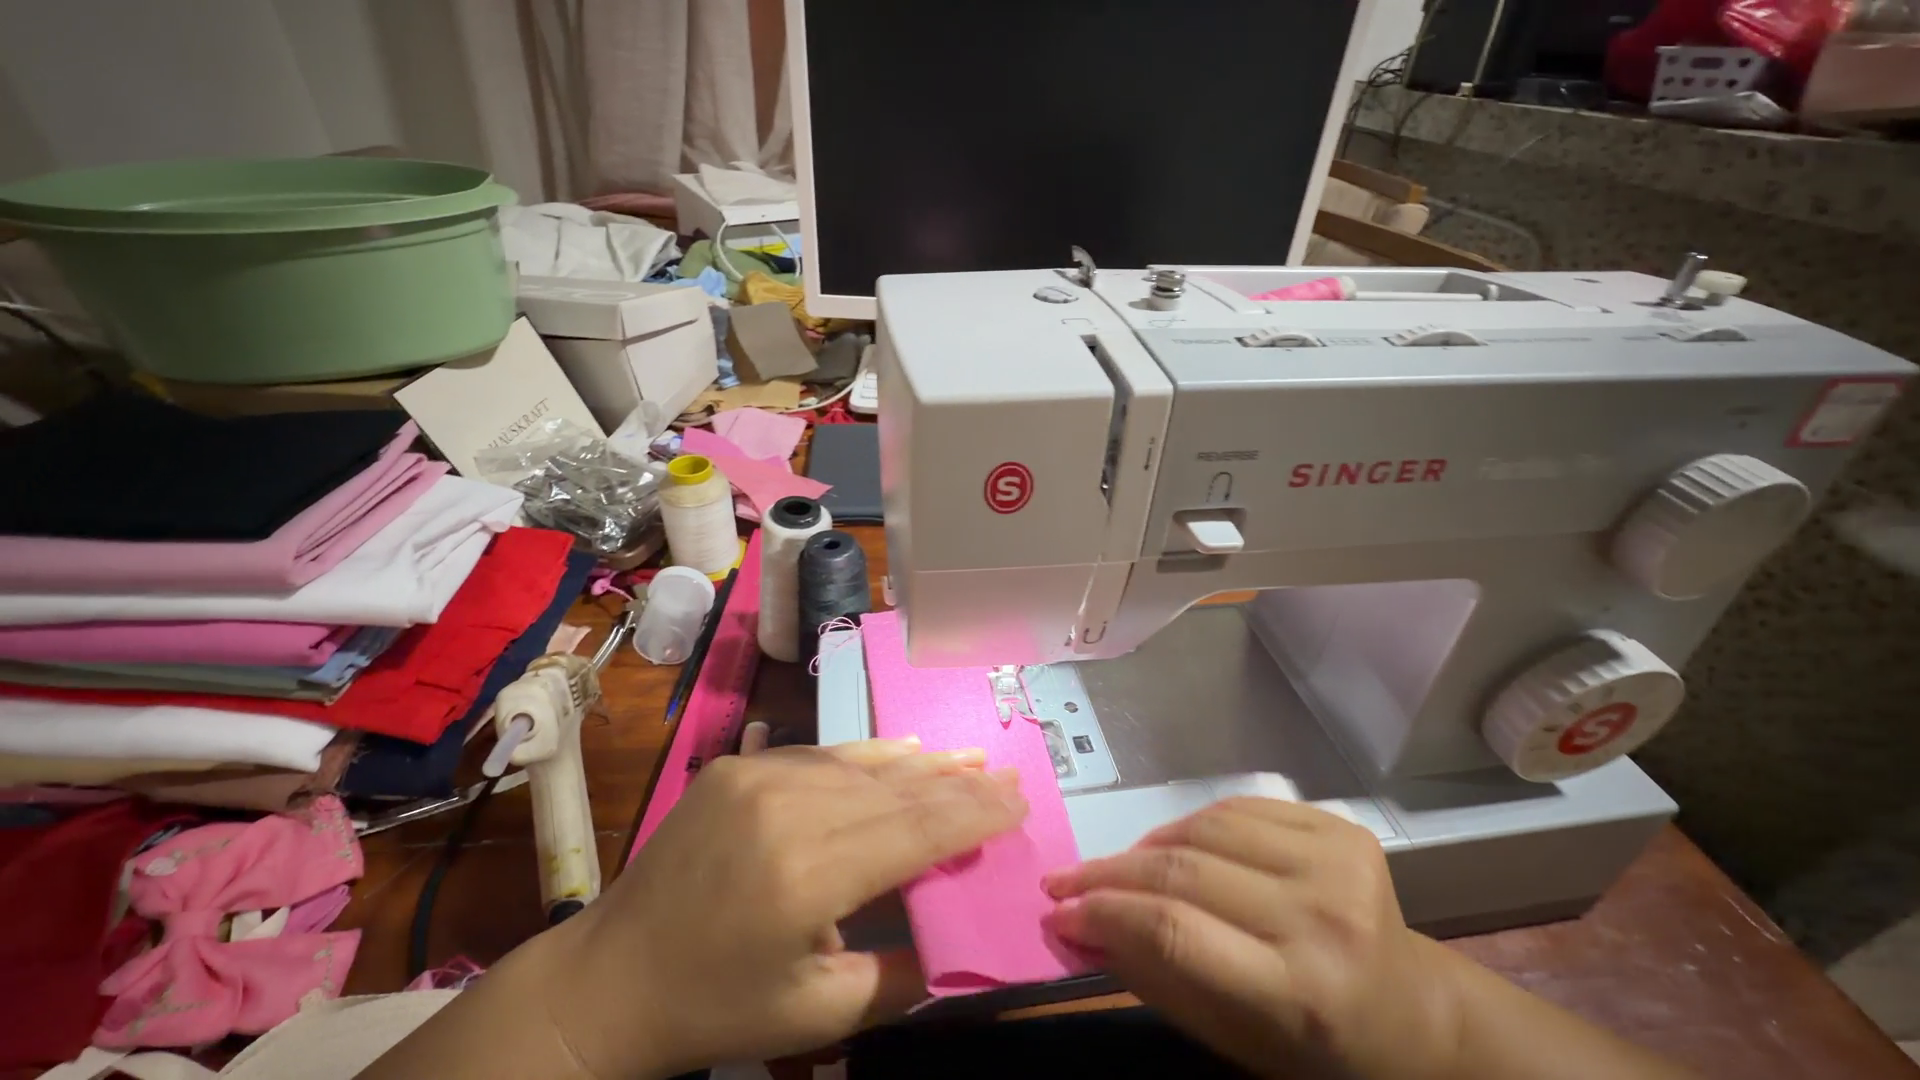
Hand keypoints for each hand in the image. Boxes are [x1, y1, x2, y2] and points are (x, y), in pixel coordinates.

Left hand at [540, 739, 1027, 1078]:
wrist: (611, 975)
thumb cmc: (718, 1005)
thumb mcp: (820, 1013)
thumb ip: (901, 973)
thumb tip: (960, 935)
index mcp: (808, 876)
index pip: (916, 832)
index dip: (974, 818)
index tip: (1019, 805)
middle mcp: (786, 810)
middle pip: (896, 791)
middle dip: (959, 787)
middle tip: (1010, 778)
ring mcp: (756, 777)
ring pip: (862, 764)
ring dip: (922, 765)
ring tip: (971, 760)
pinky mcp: (736, 766)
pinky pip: (821, 756)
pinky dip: (869, 756)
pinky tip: (906, 752)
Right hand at [1041, 798, 1462, 1079]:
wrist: (1412, 1013)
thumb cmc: (1313, 1046)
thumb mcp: (1229, 1036)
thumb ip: (1151, 974)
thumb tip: (1075, 922)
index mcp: (1299, 992)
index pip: (1175, 930)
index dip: (1104, 913)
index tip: (1058, 911)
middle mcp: (1322, 918)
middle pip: (1184, 871)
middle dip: (1110, 874)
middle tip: (1065, 883)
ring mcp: (1337, 864)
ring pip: (1205, 828)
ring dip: (1147, 845)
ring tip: (1120, 868)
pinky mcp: (1341, 829)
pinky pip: (1238, 808)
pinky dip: (1193, 824)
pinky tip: (1174, 846)